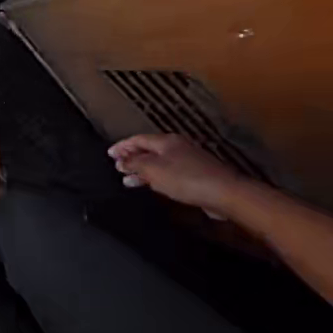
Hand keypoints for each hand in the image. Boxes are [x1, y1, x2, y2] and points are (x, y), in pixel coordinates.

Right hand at [108, 134, 248, 212]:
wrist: (223, 192)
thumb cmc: (186, 179)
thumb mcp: (153, 170)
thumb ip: (135, 164)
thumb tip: (121, 161)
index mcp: (166, 141)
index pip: (138, 139)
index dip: (122, 146)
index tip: (109, 154)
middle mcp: (177, 147)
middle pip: (148, 150)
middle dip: (131, 159)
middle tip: (118, 167)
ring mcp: (188, 160)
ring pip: (158, 162)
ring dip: (142, 170)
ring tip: (129, 181)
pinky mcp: (195, 174)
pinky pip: (168, 172)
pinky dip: (155, 177)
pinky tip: (152, 186)